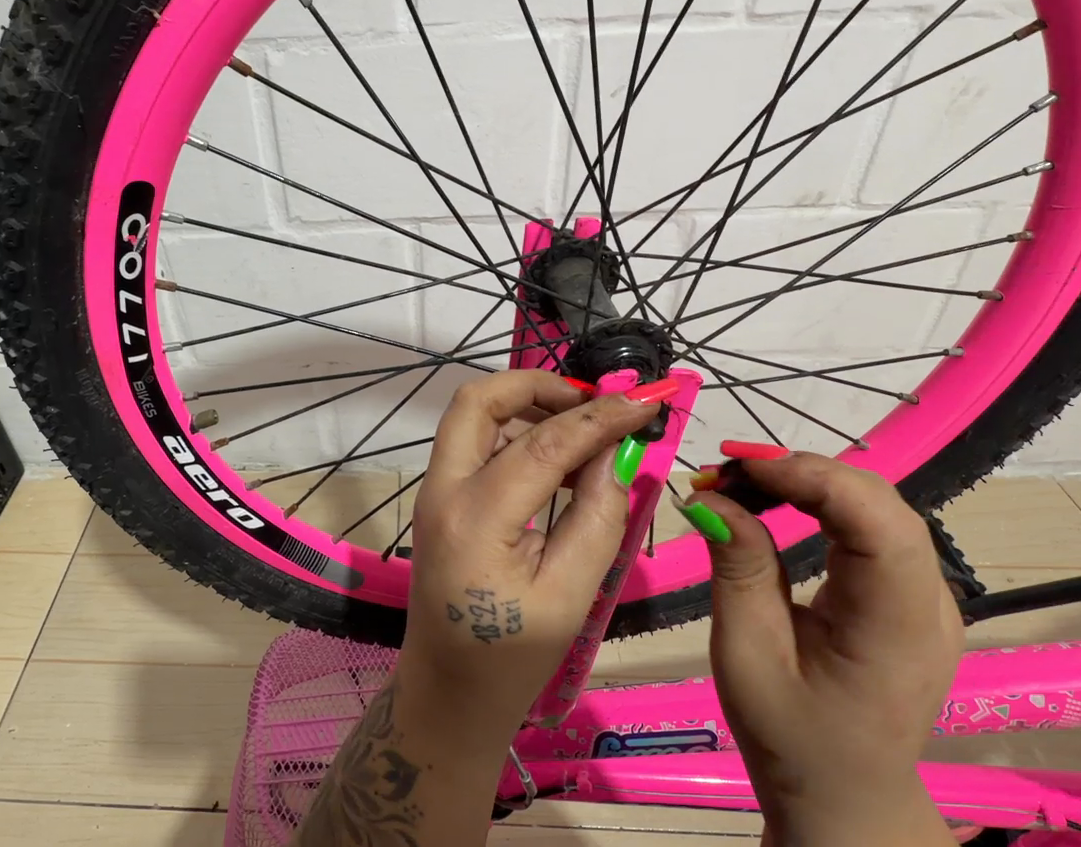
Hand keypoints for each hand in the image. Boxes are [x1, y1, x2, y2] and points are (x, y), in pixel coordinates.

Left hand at [396, 370, 668, 746]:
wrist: (447, 694)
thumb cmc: (510, 659)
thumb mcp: (570, 595)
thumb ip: (597, 518)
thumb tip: (615, 455)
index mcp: (475, 517)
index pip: (542, 443)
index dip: (599, 418)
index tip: (645, 402)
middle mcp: (443, 490)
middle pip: (479, 401)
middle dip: (538, 385)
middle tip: (593, 401)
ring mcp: (434, 492)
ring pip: (473, 417)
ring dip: (526, 407)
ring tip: (586, 430)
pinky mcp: (441, 500)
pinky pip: (475, 445)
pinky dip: (515, 434)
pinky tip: (559, 461)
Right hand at [692, 453, 961, 846]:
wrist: (845, 795)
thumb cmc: (789, 735)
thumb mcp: (746, 655)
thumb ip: (738, 569)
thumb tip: (711, 497)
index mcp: (895, 628)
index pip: (878, 524)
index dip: (812, 478)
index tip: (738, 467)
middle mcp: (928, 603)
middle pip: (878, 504)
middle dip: (799, 472)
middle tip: (725, 472)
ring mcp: (925, 597)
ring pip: (874, 506)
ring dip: (805, 482)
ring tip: (739, 482)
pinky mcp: (906, 594)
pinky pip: (869, 526)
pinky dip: (817, 502)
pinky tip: (774, 501)